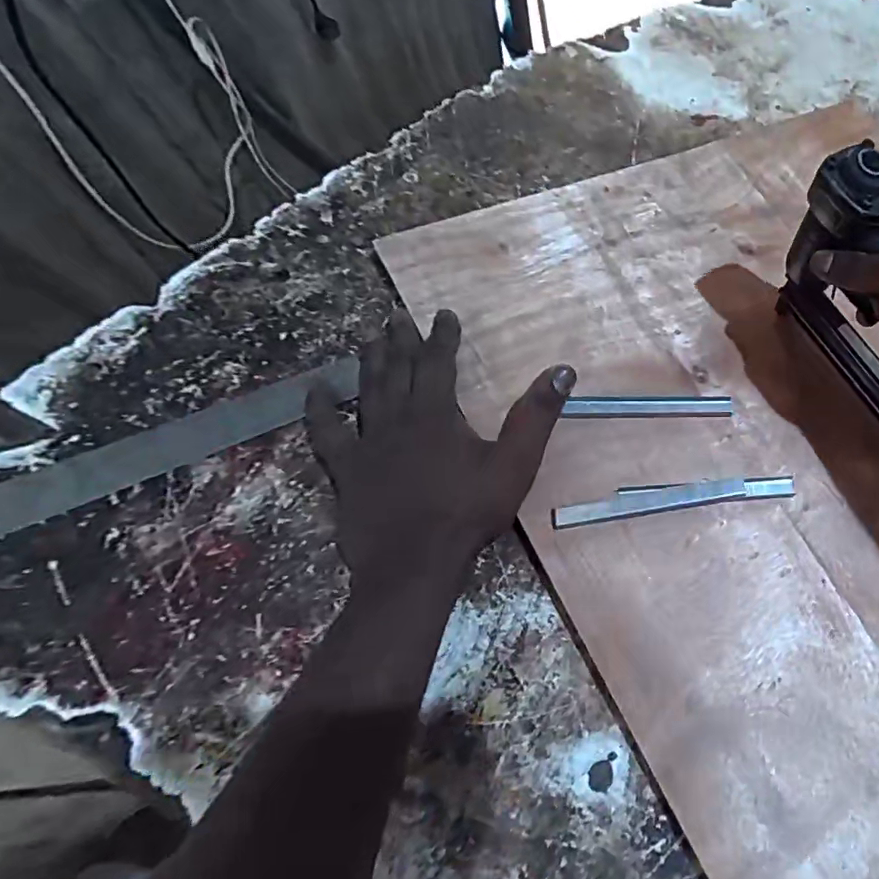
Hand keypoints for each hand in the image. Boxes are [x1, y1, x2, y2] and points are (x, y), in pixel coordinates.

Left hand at [304, 309, 573, 598]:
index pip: (438, 364)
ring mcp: (366, 445)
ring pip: (365, 393)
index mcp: (437, 415)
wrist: (414, 563)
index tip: (444, 315)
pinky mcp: (346, 471)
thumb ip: (537, 415)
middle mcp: (397, 420)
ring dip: (368, 364)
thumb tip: (562, 371)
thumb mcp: (516, 462)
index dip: (442, 337)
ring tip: (369, 340)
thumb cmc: (470, 511)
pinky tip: (315, 393)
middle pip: (397, 371)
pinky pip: (326, 433)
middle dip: (400, 341)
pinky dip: (319, 410)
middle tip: (396, 315)